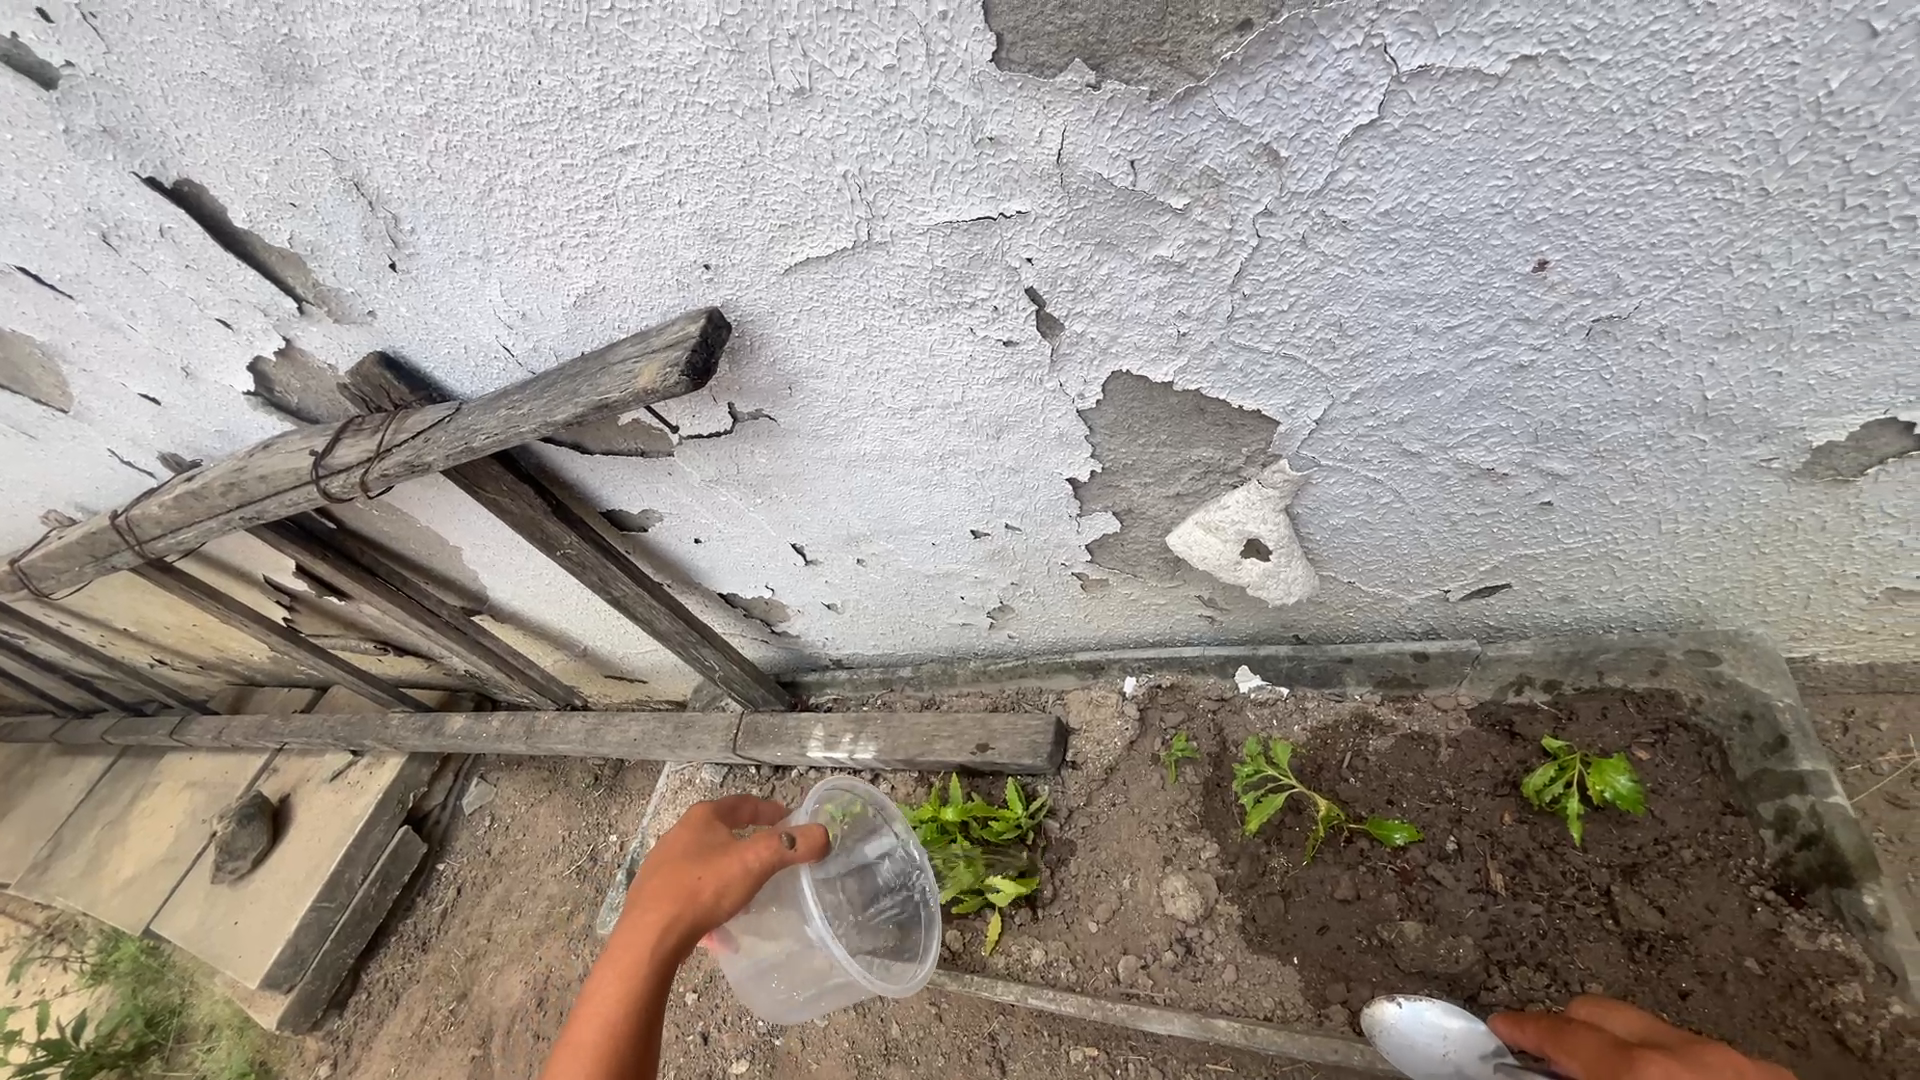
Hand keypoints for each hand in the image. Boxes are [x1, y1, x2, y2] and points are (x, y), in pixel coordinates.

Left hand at [618, 794, 830, 958]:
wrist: (648, 939)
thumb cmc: (704, 888)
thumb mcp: (757, 861)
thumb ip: (793, 845)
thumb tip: (824, 835)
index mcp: (703, 817)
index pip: (744, 803)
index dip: (770, 809)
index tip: (791, 819)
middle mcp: (678, 834)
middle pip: (723, 831)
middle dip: (748, 841)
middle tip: (772, 854)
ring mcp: (662, 867)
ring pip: (706, 862)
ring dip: (729, 871)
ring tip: (748, 890)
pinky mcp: (652, 897)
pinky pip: (691, 892)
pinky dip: (710, 900)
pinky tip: (720, 925)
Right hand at [1490, 995, 1796, 1078]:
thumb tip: (1541, 1071)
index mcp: (1635, 1071)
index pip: (1555, 1030)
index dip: (1520, 1029)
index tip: (1503, 1031)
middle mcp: (1682, 1053)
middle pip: (1597, 1011)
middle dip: (1570, 1029)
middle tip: (1555, 1059)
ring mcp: (1736, 1063)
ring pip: (1654, 1030)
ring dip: (1628, 1050)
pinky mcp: (1776, 1079)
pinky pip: (1711, 1055)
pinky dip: (1685, 1069)